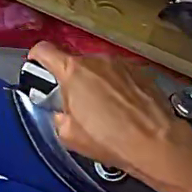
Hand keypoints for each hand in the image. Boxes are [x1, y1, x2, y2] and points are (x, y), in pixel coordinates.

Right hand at [27, 43, 191, 188]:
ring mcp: (122, 64)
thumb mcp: (69, 135)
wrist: (155, 141)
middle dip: (72, 81)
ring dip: (97, 84)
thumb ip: (58, 115)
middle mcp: (98, 60)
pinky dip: (118, 88)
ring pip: (100, 70)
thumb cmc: (110, 139)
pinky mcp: (142, 72)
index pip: (44, 50)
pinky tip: (123, 109)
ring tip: (104, 112)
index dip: (37, 58)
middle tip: (76, 107)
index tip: (36, 65)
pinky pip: (121, 76)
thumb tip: (62, 112)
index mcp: (73, 71)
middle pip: (75, 63)